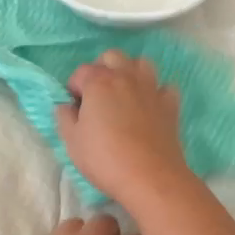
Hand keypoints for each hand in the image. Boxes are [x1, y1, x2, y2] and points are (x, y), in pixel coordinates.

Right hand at [56, 50, 192, 207]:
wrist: (150, 177)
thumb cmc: (105, 158)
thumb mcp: (72, 142)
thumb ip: (65, 118)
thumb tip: (66, 106)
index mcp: (99, 81)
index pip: (81, 72)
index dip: (74, 89)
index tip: (75, 110)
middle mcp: (126, 76)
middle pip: (112, 57)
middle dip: (101, 70)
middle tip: (97, 97)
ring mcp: (151, 87)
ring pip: (141, 64)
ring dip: (130, 73)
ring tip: (124, 95)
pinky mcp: (170, 103)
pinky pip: (163, 87)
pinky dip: (156, 93)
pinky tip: (150, 107)